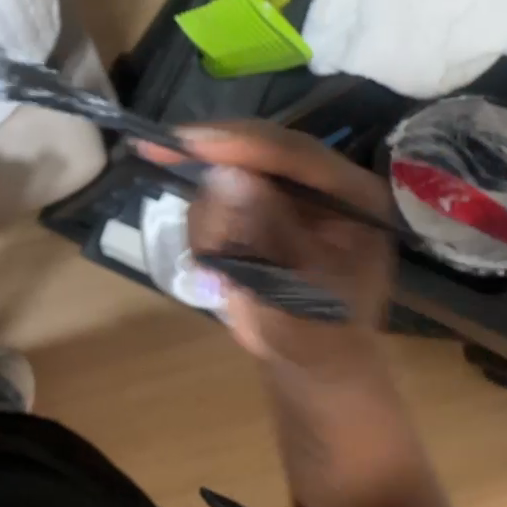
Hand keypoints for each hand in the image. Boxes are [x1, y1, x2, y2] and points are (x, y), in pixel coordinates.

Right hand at [143, 121, 396, 378]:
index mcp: (353, 196)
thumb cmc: (319, 338)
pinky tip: (216, 264)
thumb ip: (265, 233)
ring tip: (217, 268)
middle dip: (209, 160)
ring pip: (228, 173)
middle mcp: (322, 183)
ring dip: (209, 214)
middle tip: (153, 152)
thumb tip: (225, 177)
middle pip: (257, 147)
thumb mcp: (297, 293)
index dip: (237, 142)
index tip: (183, 141)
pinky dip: (204, 226)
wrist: (311, 364)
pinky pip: (215, 197)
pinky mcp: (259, 205)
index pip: (293, 153)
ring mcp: (288, 194)